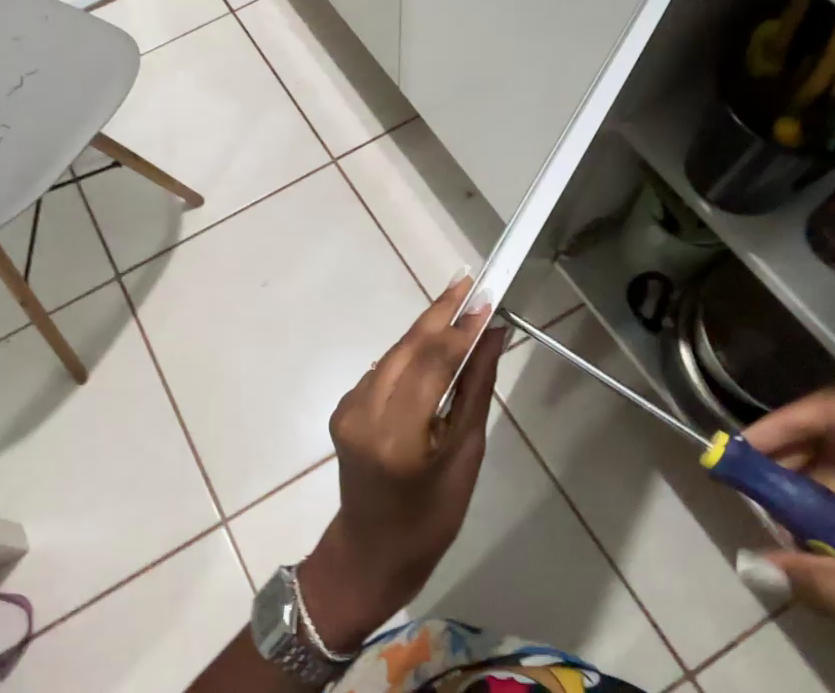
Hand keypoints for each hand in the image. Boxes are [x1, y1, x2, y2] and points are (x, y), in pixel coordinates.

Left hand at [296, 275, 501, 652]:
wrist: (374, 548)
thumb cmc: (432, 516)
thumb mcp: (465, 455)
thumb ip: (475, 390)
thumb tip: (491, 337)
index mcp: (398, 435)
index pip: (432, 363)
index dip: (459, 327)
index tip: (485, 298)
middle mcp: (364, 413)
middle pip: (407, 349)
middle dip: (439, 315)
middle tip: (470, 285)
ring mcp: (348, 408)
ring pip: (393, 356)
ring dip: (425, 333)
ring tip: (459, 307)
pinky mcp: (344, 408)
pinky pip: (382, 372)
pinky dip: (409, 357)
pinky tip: (433, 348)